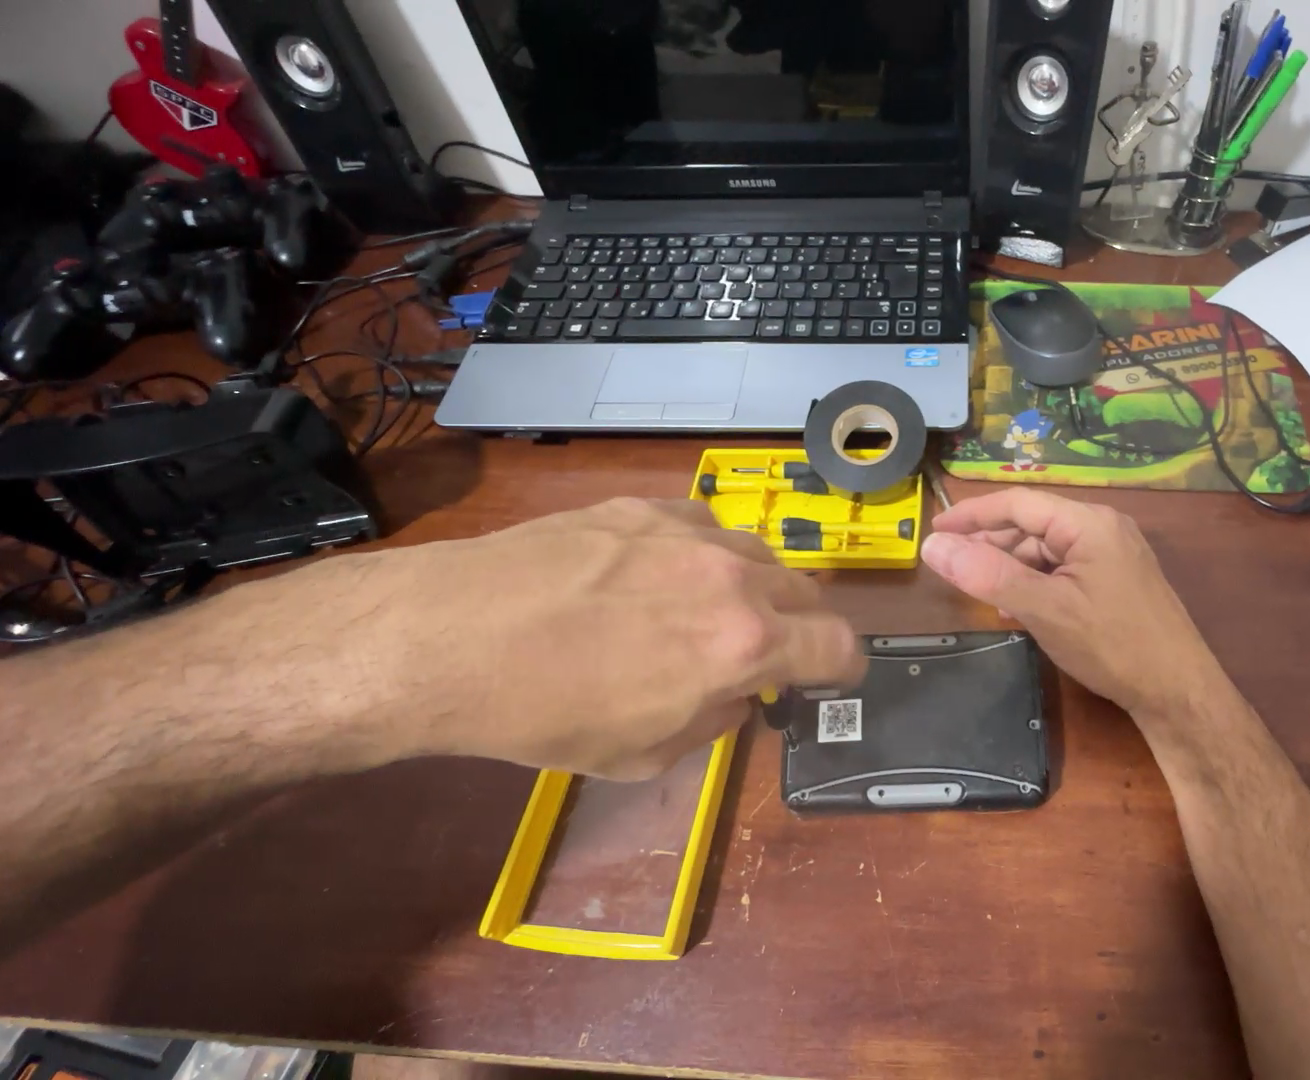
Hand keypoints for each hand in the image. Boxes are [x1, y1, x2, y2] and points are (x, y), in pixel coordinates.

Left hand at [249, 498, 864, 779]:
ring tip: (708, 608)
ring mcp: (691, 533)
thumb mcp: (643, 756)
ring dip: (754, 587)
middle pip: (809, 594)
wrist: (448, 639)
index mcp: (744, 646)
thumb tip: (739, 696)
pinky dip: (704, 553)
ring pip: (760, 554)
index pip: (839, 646)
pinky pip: (706, 526)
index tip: (835, 674)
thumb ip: (716, 722)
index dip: (847, 666)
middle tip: (764, 650)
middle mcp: (734, 579)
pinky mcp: (646, 506)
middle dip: (800, 627)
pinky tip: (660, 571)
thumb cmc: (545, 715)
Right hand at [919, 489, 1225, 717]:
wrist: (1178, 690)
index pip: (1018, 503)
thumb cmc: (1112, 644)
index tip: (934, 528)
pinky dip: (1037, 582)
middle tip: (953, 568)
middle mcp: (1103, 527)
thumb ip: (987, 574)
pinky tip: (1021, 606)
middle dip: (991, 544)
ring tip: (986, 595)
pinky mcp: (1117, 578)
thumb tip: (933, 545)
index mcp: (1088, 523)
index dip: (972, 514)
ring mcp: (1114, 553)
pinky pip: (1065, 567)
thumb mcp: (1044, 609)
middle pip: (1033, 524)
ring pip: (1047, 548)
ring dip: (1013, 567)